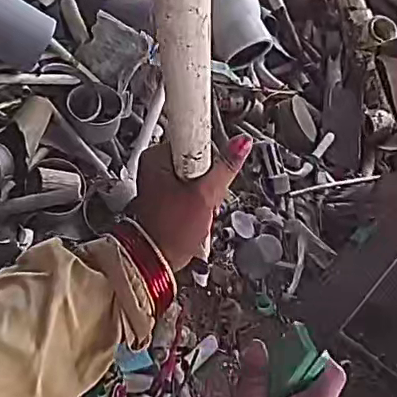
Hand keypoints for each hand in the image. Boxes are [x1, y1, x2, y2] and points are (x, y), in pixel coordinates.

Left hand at [128, 135, 252, 268]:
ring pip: (198, 175)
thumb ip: (226, 167)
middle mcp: (154, 164)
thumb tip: (242, 142)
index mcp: (156, 156)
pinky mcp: (167, 194)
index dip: (210, 157)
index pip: (194, 137)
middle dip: (210, 178)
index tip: (211, 169)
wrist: (156, 259)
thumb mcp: (205, 196)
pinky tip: (197, 213)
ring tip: (199, 208)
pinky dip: (199, 200)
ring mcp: (160, 179)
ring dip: (206, 192)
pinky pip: (192, 188)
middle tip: (204, 196)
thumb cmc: (169, 230)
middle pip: (199, 158)